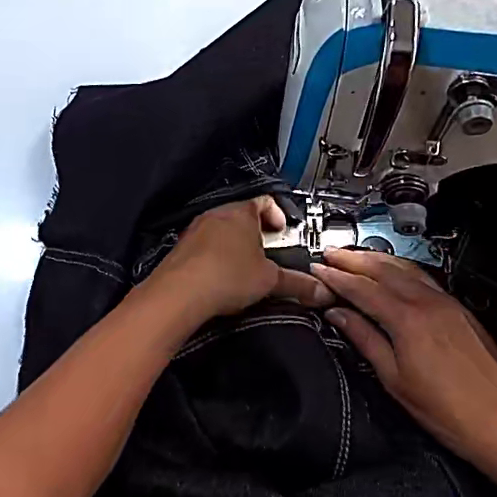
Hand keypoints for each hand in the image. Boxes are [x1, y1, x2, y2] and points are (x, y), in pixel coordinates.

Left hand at [147, 197, 332, 322]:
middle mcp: (217, 214)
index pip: (266, 202)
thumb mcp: (269, 280)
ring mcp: (196, 231)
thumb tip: (318, 291)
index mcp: (242, 212)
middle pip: (244, 217)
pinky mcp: (180, 250)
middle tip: (270, 255)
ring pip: (223, 232)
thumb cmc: (223, 276)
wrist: (178, 295)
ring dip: (235, 248)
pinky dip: (216, 260)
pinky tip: (222, 281)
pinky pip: (204, 249)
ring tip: (246, 271)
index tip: (284, 232)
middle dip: (258, 235)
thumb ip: (297, 283)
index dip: (279, 216)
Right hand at [314, 249, 496, 466]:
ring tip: (357, 257)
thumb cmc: (453, 412)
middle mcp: (428, 302)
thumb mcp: (395, 380)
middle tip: (332, 254)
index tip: (319, 270)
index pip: (362, 288)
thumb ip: (365, 340)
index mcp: (408, 319)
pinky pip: (423, 277)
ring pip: (405, 268)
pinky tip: (396, 273)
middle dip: (353, 259)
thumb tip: (340, 317)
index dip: (337, 277)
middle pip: (383, 269)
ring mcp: (446, 303)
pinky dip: (401, 269)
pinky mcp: (459, 310)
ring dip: (377, 259)